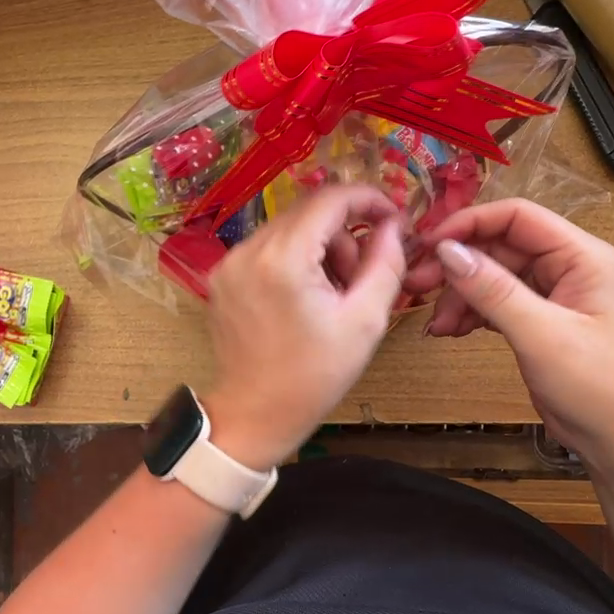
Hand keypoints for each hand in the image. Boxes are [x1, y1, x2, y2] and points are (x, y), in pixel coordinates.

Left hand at [200, 186, 406, 469]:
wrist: (255, 414)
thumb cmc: (314, 376)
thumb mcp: (365, 320)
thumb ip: (385, 262)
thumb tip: (393, 224)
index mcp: (281, 259)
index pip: (329, 199)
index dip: (368, 199)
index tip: (393, 218)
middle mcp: (246, 252)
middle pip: (307, 213)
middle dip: (344, 234)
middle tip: (360, 277)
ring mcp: (227, 264)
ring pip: (286, 230)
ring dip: (318, 248)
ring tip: (333, 293)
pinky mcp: (220, 278)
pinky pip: (264, 250)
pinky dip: (291, 260)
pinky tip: (304, 297)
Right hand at [403, 199, 613, 467]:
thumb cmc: (600, 385)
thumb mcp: (541, 334)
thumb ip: (493, 291)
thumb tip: (446, 251)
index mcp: (581, 257)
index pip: (517, 217)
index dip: (468, 224)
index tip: (426, 246)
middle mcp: (566, 267)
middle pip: (497, 246)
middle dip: (455, 264)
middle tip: (415, 287)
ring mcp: (550, 295)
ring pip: (490, 276)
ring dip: (457, 294)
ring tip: (436, 325)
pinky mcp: (536, 322)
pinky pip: (493, 303)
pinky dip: (467, 314)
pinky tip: (449, 332)